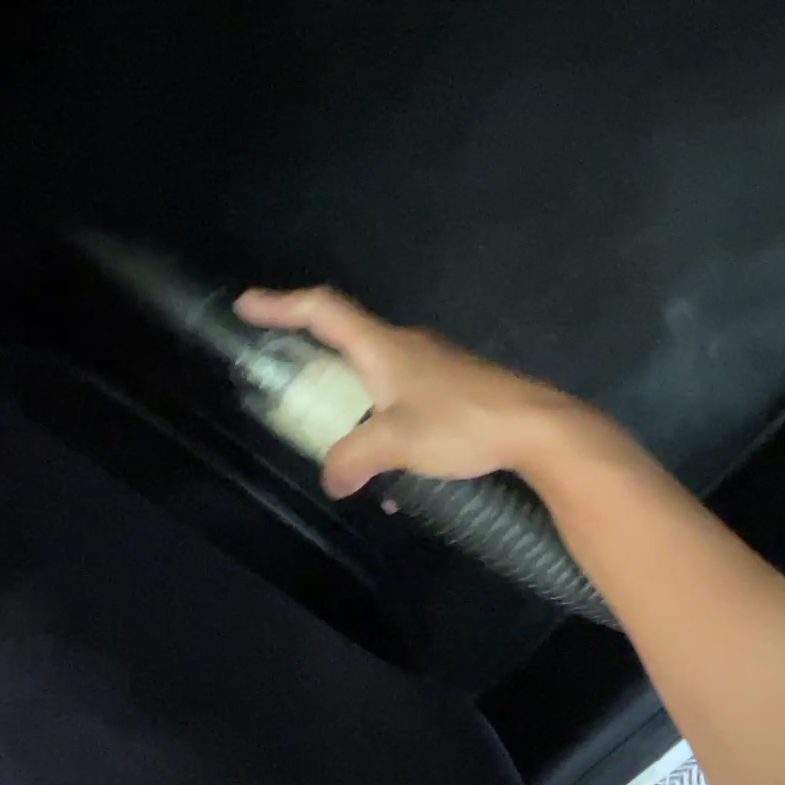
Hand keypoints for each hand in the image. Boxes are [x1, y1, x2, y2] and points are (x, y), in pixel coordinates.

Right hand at [235, 286, 594, 496]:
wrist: (537, 427)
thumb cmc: (462, 422)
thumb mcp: (397, 443)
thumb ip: (354, 459)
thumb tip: (332, 479)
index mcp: (384, 347)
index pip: (323, 310)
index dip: (282, 305)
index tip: (248, 306)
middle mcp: (406, 346)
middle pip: (348, 340)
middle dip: (315, 360)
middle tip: (293, 385)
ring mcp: (434, 365)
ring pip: (379, 376)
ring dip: (355, 404)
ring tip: (346, 445)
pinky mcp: (455, 387)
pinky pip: (406, 397)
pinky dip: (388, 423)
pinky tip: (396, 471)